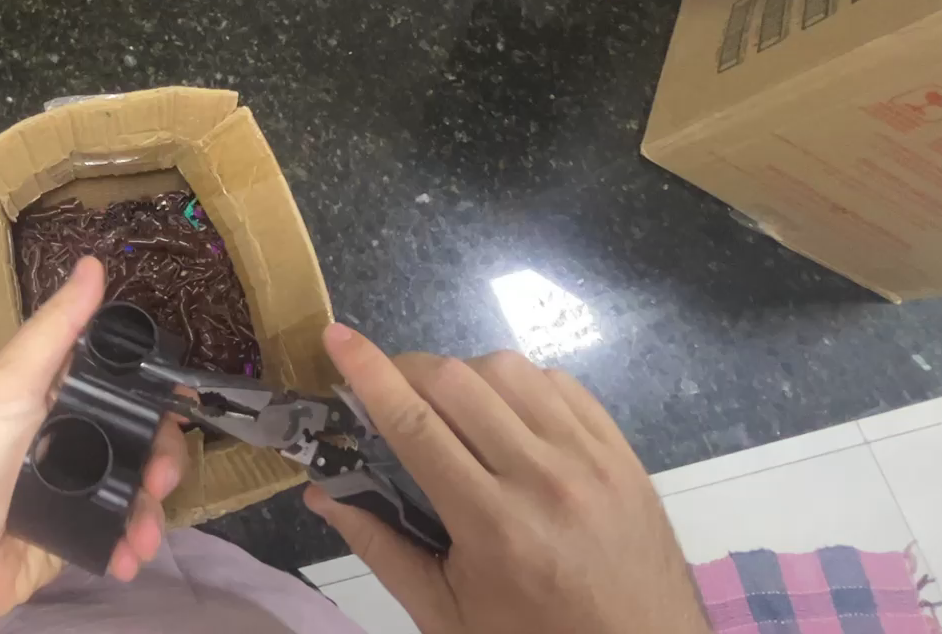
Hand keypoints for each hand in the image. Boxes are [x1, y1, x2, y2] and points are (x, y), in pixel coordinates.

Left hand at [0, 256, 184, 633]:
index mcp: (59, 389)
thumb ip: (55, 328)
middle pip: (140, 433)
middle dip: (162, 456)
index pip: (121, 377)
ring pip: (137, 484)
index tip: (185, 402)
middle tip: (161, 479)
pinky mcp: (75, 532)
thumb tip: (93, 264)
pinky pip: (118, 530)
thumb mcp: (11, 383)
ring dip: (152, 508)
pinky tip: (130, 558)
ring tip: (145, 533)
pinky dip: (132, 543)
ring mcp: (76, 484)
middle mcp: (73, 431)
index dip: (156, 387)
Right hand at [303, 327, 708, 633]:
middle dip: (406, 370)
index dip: (368, 373)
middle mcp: (544, 481)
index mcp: (494, 527)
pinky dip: (517, 382)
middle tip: (391, 391)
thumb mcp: (445, 614)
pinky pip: (557, 381)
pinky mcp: (623, 453)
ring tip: (454, 409)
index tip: (336, 334)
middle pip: (454, 381)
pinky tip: (508, 413)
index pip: (414, 425)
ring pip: (506, 368)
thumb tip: (319, 491)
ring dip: (462, 374)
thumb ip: (379, 547)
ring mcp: (592, 460)